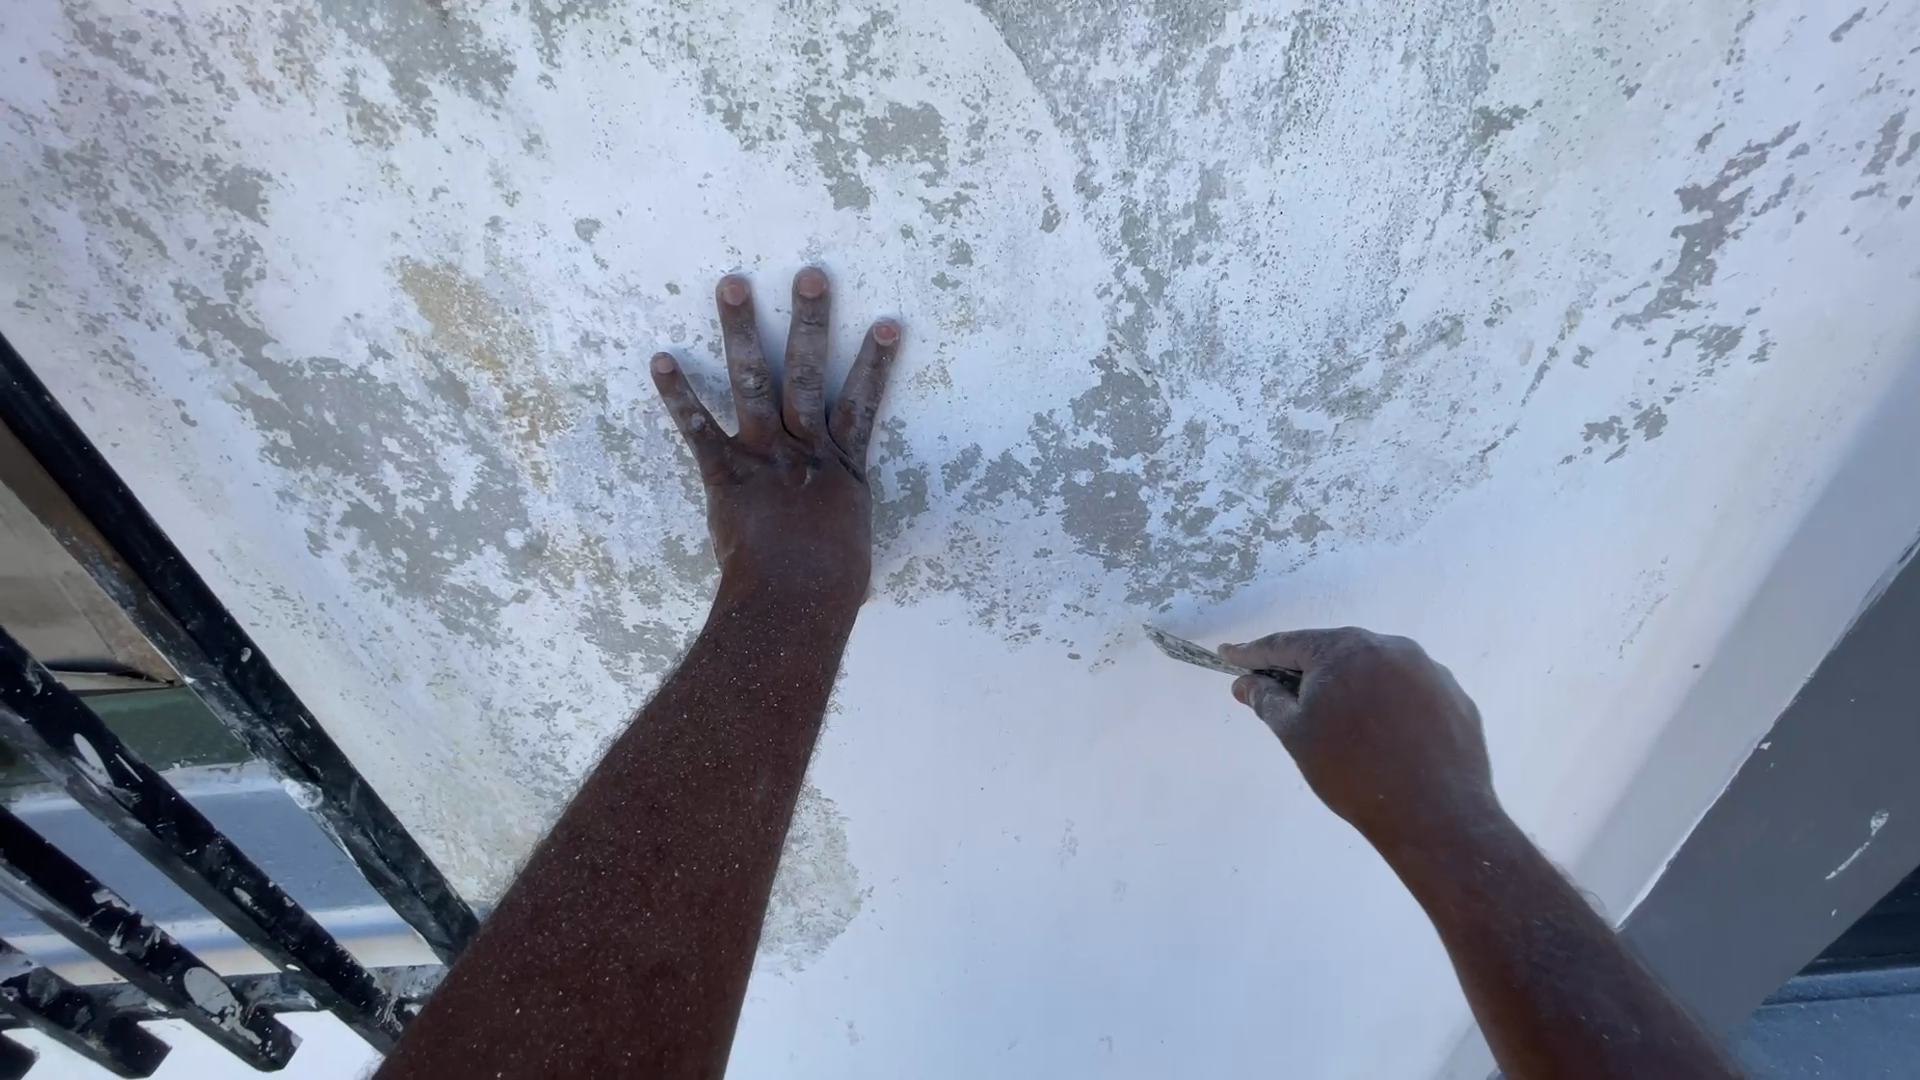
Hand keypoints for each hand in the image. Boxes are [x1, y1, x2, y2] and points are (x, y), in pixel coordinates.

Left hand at [651, 268, 898, 607]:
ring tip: (732, 285)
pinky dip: (678, 395)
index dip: (876, 363)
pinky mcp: (724, 472)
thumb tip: (844, 543)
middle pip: (807, 373)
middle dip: (810, 322)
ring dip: (740, 332)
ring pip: (752, 382)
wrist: (795, 599)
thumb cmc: (833, 582)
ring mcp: (763, 455)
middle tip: (809, 276)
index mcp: (841, 465)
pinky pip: (697, 428)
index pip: (863, 402)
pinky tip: (660, 359)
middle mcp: (804, 447)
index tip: (887, 323)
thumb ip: (843, 522)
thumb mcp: (851, 544)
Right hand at [1220, 628, 1499, 849]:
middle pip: (1331, 652)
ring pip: (1371, 669)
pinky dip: (1382, 702)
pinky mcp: (1455, 699)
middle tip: (1275, 689)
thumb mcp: (1294, 733)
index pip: (1286, 645)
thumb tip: (1245, 682)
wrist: (1437, 819)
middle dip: (1301, 669)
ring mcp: (1429, 671)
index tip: (1228, 655)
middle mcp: (1390, 647)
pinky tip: (1376, 732)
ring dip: (1345, 685)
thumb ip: (1266, 699)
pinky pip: (1405, 690)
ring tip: (1331, 717)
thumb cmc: (1351, 771)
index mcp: (1344, 649)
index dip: (1251, 653)